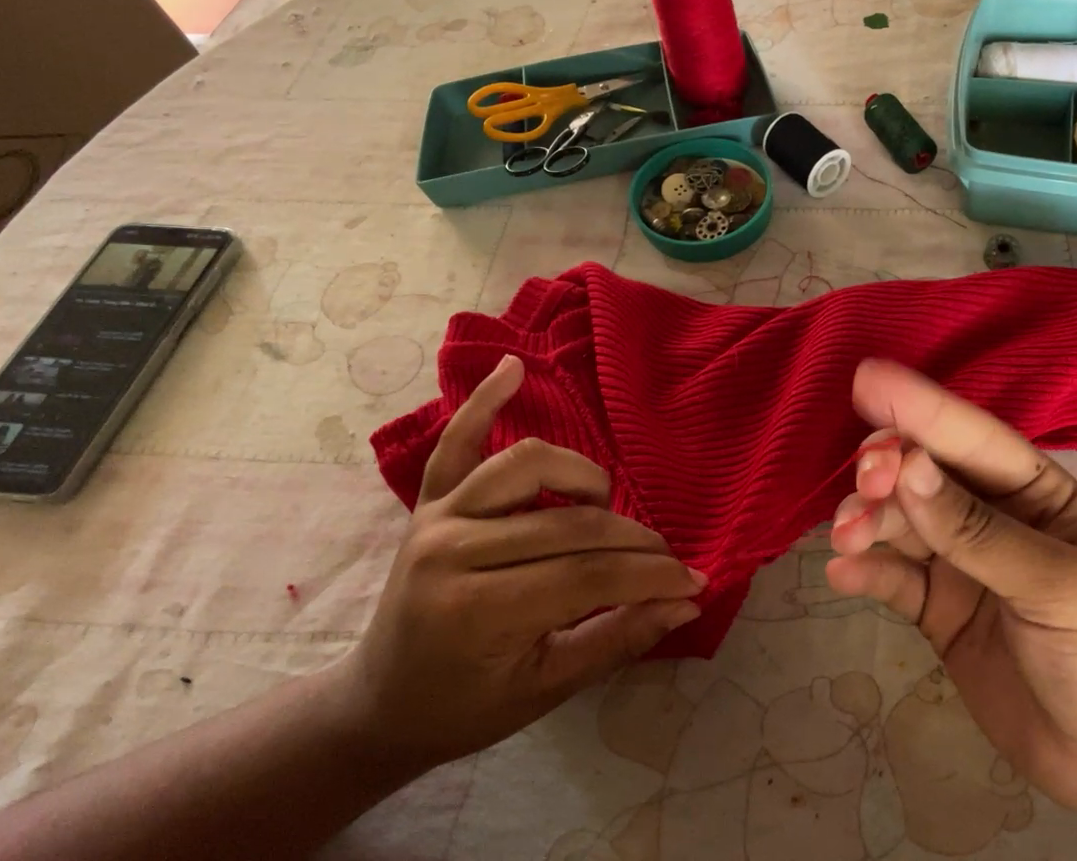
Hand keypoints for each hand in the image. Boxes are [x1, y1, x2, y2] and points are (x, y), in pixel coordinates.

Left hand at [333, 355, 704, 765]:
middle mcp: (453, 551)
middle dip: (637, 542)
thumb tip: (687, 602)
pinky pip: (456, 441)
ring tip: (603, 509)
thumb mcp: (547, 689)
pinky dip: (483, 403)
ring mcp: (436, 518)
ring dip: (582, 479)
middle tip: (668, 562)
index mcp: (479, 609)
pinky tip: (514, 368)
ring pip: (528, 465)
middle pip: (572, 525)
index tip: (696, 581)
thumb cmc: (467, 708)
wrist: (380, 705)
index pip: (590, 575)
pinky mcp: (427, 502)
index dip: (652, 576)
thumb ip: (619, 639)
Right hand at [826, 360, 1076, 836]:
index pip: (974, 439)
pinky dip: (867, 571)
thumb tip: (910, 467)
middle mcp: (996, 518)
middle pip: (928, 476)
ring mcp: (964, 567)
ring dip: (869, 520)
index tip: (866, 379)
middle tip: (865, 481)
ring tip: (845, 537)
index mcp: (1039, 493)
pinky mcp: (940, 614)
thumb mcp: (1058, 586)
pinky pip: (894, 580)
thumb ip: (980, 532)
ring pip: (902, 524)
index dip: (922, 407)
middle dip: (890, 469)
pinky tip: (842, 574)